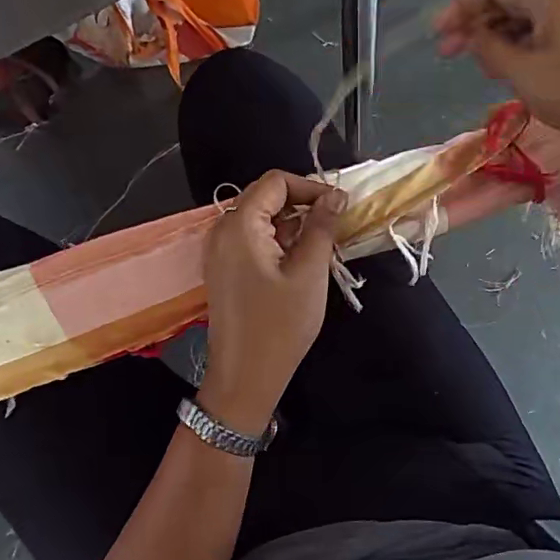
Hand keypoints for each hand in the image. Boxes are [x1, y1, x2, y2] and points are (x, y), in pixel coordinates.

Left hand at [198, 171, 347, 436]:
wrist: (245, 377)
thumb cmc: (279, 326)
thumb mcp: (309, 273)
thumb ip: (321, 227)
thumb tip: (335, 195)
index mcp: (239, 225)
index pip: (275, 182)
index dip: (310, 187)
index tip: (340, 207)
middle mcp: (222, 232)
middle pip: (265, 198)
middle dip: (302, 206)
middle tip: (335, 228)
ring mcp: (219, 253)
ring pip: (260, 221)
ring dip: (293, 227)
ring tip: (322, 250)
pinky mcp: (224, 271)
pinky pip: (252, 243)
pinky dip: (278, 244)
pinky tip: (300, 265)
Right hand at [435, 0, 559, 158]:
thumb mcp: (524, 73)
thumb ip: (490, 50)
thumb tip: (473, 36)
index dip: (460, 7)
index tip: (438, 34)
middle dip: (477, 23)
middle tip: (449, 53)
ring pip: (529, 13)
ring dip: (499, 36)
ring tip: (482, 67)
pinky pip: (549, 26)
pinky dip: (523, 42)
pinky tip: (512, 67)